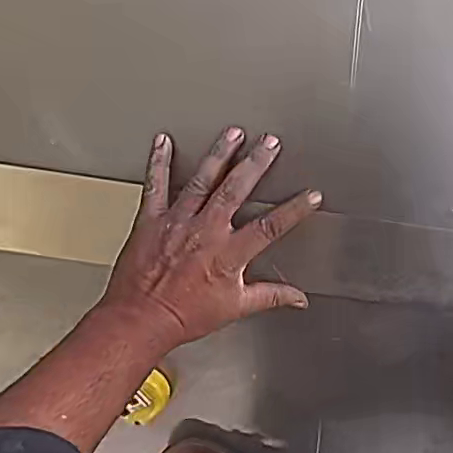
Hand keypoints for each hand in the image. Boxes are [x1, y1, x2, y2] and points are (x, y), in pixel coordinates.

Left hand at [98, 126, 321, 350]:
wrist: (140, 319)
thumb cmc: (183, 316)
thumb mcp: (235, 309)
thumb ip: (270, 296)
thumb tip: (296, 299)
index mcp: (228, 254)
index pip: (270, 226)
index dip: (295, 209)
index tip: (311, 195)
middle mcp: (205, 231)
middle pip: (236, 189)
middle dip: (256, 163)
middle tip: (269, 142)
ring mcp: (177, 222)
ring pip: (203, 179)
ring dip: (219, 154)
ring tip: (232, 133)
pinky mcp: (151, 220)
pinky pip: (155, 185)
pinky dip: (158, 162)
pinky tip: (163, 142)